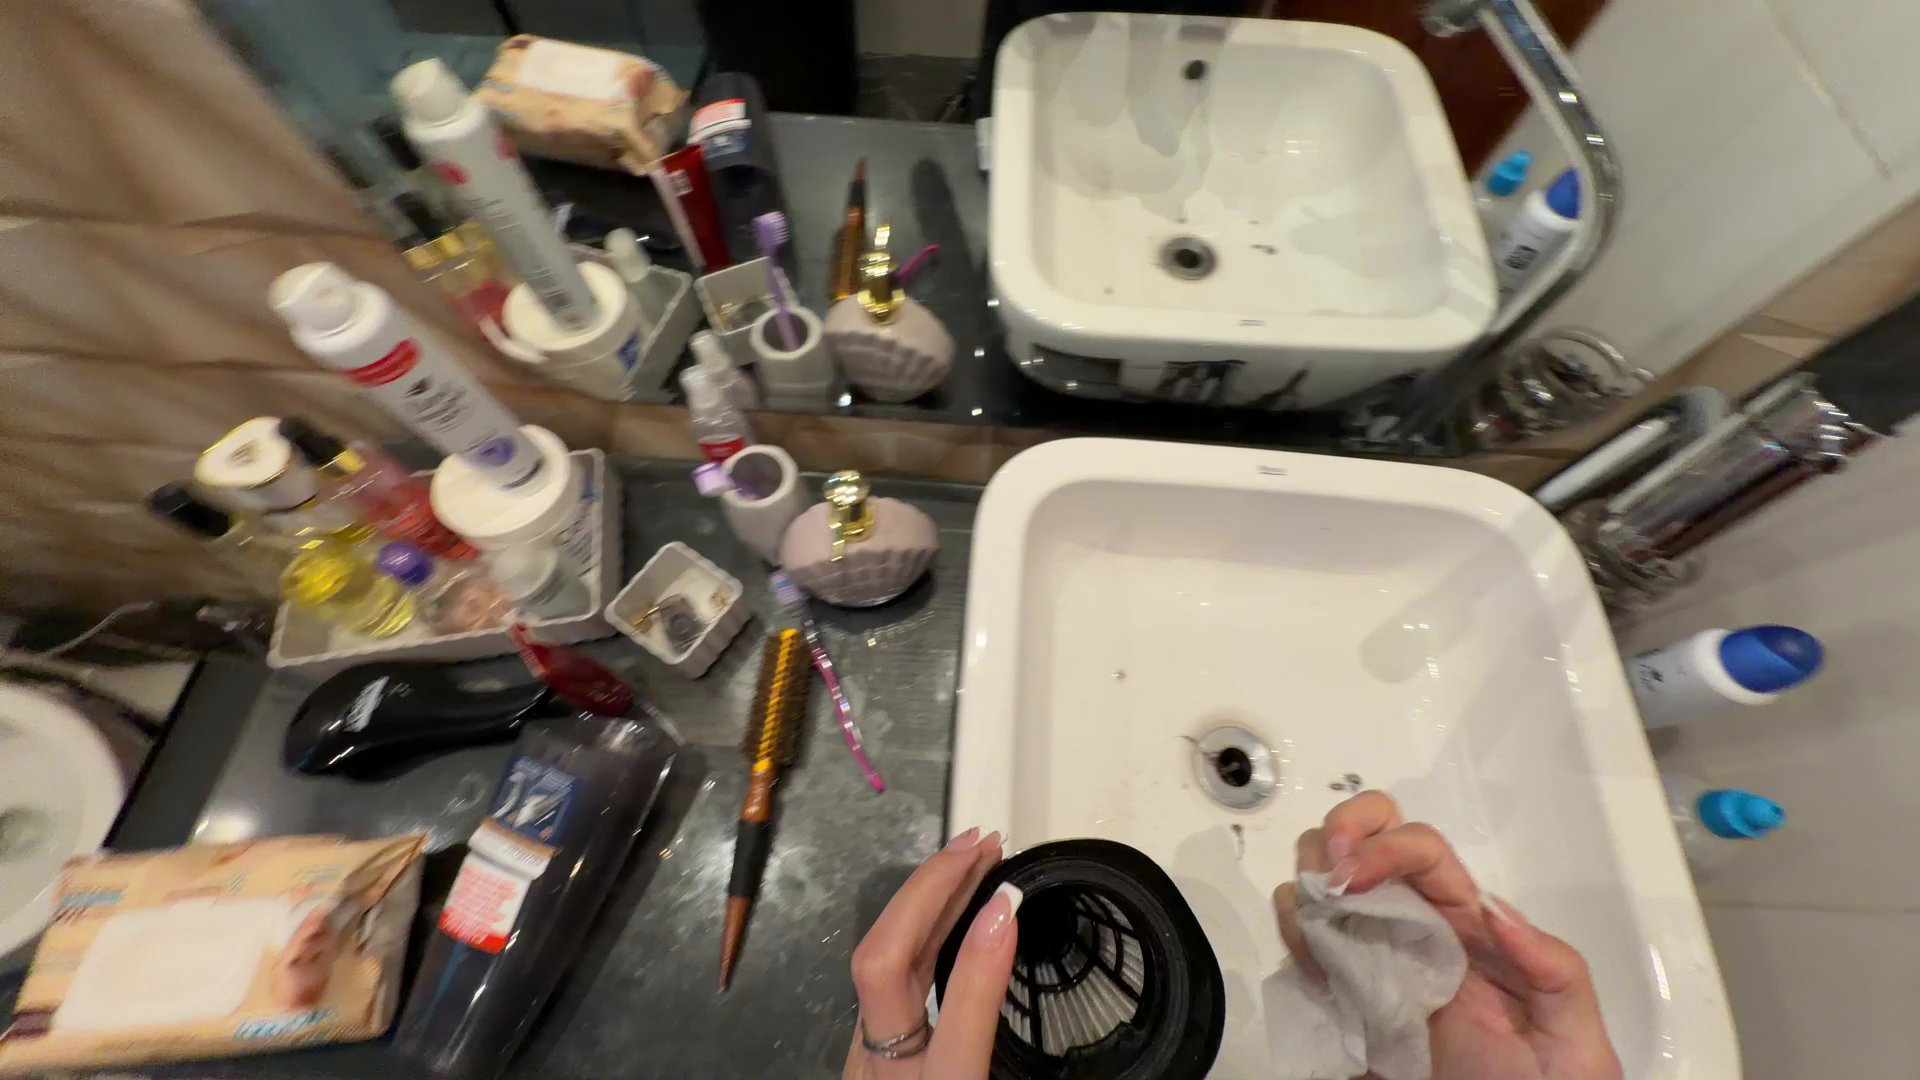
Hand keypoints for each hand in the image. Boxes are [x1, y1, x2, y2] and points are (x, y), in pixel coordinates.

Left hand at [845, 828, 1019, 1079]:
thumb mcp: (962, 1074)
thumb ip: (979, 997)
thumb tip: (1004, 910)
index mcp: (882, 1043)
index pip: (888, 957)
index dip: (931, 899)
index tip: (988, 866)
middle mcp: (873, 1033)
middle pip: (891, 942)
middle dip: (935, 883)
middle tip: (986, 843)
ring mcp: (881, 1039)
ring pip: (903, 954)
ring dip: (942, 901)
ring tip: (981, 862)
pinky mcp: (896, 1046)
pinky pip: (914, 972)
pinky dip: (942, 932)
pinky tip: (963, 916)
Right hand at [1278, 792, 1621, 1079]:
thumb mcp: (1573, 1046)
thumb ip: (1556, 973)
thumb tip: (1497, 909)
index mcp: (1464, 914)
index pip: (1419, 843)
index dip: (1379, 845)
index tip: (1349, 878)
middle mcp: (1412, 908)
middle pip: (1366, 824)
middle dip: (1338, 830)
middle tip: (1327, 878)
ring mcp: (1368, 932)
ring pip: (1322, 861)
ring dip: (1310, 879)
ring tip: (1320, 931)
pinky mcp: (1336, 963)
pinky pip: (1299, 917)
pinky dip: (1295, 928)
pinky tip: (1319, 973)